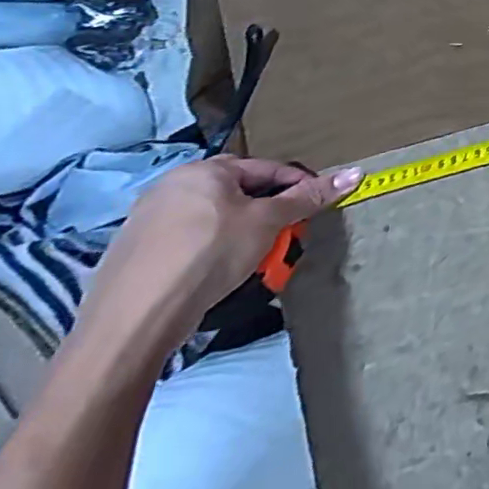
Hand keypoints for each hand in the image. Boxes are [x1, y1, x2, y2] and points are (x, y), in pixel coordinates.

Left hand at [78, 156, 363, 350]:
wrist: (133, 320)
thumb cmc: (209, 255)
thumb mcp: (268, 223)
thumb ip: (308, 198)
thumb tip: (355, 173)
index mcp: (204, 170)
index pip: (268, 169)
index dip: (298, 187)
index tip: (315, 210)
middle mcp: (172, 184)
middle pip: (239, 192)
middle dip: (268, 213)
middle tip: (285, 237)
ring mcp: (147, 218)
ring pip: (214, 217)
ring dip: (242, 233)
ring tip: (255, 259)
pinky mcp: (134, 251)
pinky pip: (189, 239)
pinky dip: (212, 249)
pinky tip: (217, 273)